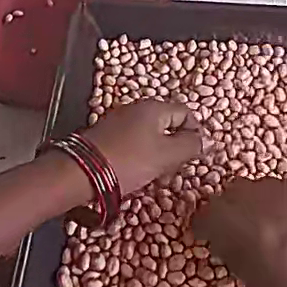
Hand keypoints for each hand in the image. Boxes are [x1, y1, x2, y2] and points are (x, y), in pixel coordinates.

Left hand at [79, 99, 203, 195]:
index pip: (185, 113)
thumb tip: (205, 140)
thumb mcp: (166, 155)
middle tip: (172, 172)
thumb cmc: (129, 161)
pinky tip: (136, 176)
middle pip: (167, 126)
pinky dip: (140, 159)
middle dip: (174, 150)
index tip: (193, 157)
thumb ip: (190, 146)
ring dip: (158, 158)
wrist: (81, 172)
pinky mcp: (106, 137)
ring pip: (150, 138)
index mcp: (153, 108)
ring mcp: (118, 122)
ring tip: (154, 179)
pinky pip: (133, 145)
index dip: (194, 134)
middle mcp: (135, 109)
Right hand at [190, 177, 286, 286]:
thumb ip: (231, 251)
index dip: (202, 224)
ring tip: (259, 223)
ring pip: (255, 186)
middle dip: (225, 208)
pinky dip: (274, 200)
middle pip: (229, 192)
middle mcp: (265, 202)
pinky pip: (280, 188)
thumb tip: (217, 236)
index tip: (203, 233)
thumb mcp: (255, 280)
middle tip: (230, 227)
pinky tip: (283, 220)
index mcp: (247, 228)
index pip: (208, 213)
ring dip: (250, 201)